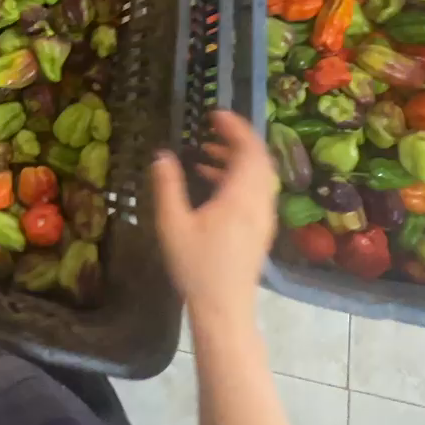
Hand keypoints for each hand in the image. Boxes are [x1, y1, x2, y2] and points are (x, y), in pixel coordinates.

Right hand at [150, 110, 277, 318]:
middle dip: (237, 139)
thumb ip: (168, 186)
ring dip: (236, 158)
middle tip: (212, 127)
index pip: (249, 151)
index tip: (215, 114)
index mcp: (240, 198)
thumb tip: (162, 154)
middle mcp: (258, 204)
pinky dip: (238, 176)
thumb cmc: (196, 266)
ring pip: (259, 176)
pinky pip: (256, 191)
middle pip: (259, 161)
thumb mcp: (172, 223)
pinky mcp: (259, 230)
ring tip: (205, 151)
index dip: (236, 128)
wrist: (224, 310)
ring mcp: (263, 219)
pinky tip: (211, 181)